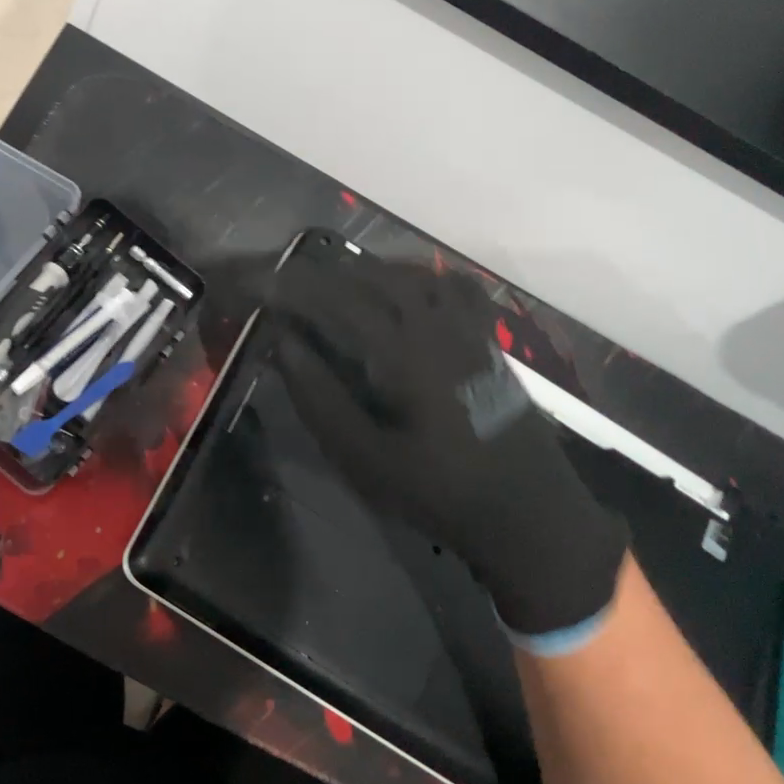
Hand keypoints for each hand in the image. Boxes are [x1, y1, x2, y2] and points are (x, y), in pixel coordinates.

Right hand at [270, 237, 625, 644]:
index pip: (337, 303)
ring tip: (327, 281)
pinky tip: (400, 291)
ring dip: (364, 271)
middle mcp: (439, 328)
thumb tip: (283, 344)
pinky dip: (416, 278)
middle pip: (373, 279)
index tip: (254, 286)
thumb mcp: (363, 456)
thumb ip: (320, 397)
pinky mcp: (487, 342)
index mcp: (405, 354)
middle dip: (321, 274)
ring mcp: (469, 331)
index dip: (291, 290)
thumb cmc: (436, 491)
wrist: (529, 512)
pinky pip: (451, 288)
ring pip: (412, 277)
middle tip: (281, 281)